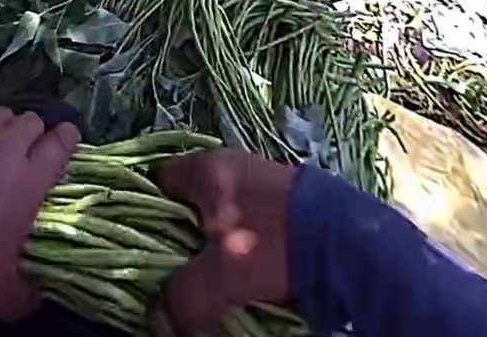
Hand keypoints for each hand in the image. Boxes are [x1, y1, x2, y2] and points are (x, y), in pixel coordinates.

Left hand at [0, 90, 78, 333]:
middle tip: (22, 154)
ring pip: (2, 111)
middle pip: (31, 121)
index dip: (66, 137)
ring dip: (4, 124)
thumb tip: (37, 287)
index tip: (65, 139)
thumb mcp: (6, 296)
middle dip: (32, 135)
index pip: (61, 142)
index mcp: (31, 182)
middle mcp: (8, 149)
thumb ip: (28, 285)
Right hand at [150, 150, 296, 335]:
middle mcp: (225, 166)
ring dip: (210, 243)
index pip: (160, 180)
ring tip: (208, 278)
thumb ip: (184, 296)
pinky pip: (241, 219)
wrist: (344, 239)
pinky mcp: (277, 200)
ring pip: (215, 212)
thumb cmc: (271, 242)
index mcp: (205, 169)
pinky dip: (235, 243)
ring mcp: (253, 180)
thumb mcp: (223, 275)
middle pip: (187, 199)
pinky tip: (239, 271)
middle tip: (174, 269)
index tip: (142, 241)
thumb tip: (158, 322)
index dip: (147, 209)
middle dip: (180, 235)